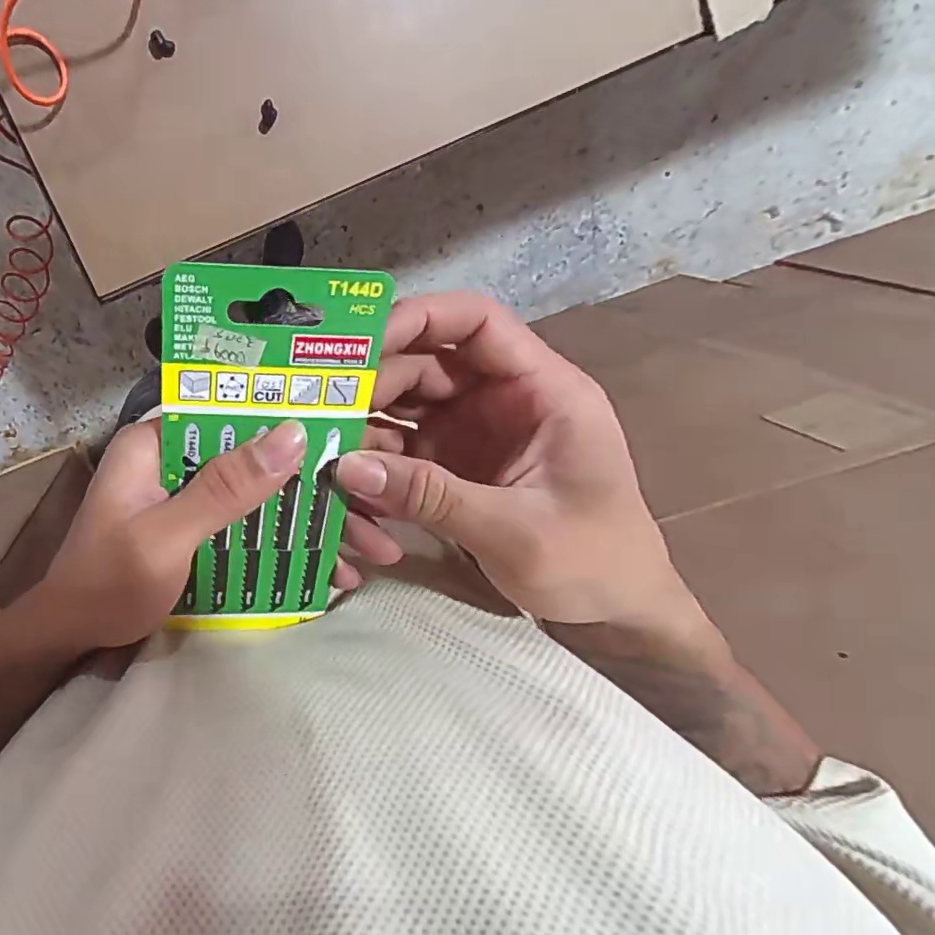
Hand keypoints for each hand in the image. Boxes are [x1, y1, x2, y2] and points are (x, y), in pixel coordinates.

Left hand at [38, 419, 349, 649]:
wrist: (72, 635)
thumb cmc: (109, 583)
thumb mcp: (168, 536)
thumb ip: (224, 488)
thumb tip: (292, 434)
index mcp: (154, 444)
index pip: (227, 410)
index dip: (287, 418)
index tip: (348, 431)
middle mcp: (169, 460)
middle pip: (251, 457)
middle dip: (312, 484)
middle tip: (374, 506)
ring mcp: (181, 495)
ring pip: (255, 493)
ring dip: (307, 519)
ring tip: (372, 548)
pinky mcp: (191, 527)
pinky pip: (244, 523)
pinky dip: (281, 543)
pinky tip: (329, 571)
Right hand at [334, 292, 698, 630]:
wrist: (609, 616)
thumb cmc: (592, 563)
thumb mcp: (513, 529)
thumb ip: (430, 494)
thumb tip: (345, 467)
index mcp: (539, 390)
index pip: (476, 323)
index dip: (417, 319)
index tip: (358, 345)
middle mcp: (495, 401)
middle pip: (420, 365)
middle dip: (372, 387)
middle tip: (326, 417)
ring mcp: (465, 434)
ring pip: (397, 408)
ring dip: (362, 431)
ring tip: (329, 462)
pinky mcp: (444, 467)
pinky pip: (393, 451)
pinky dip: (369, 469)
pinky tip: (352, 499)